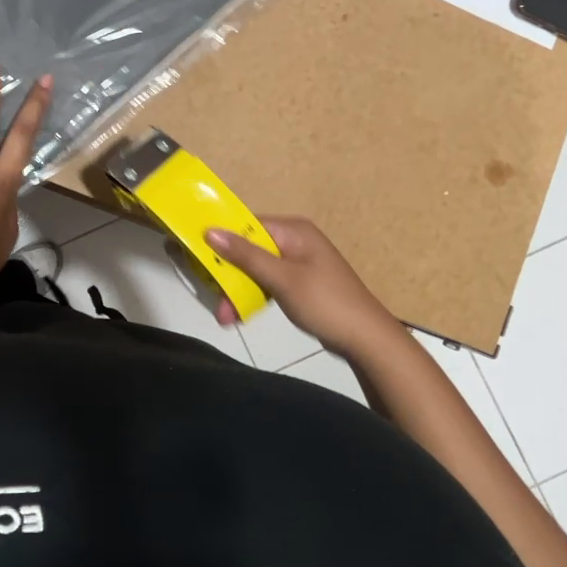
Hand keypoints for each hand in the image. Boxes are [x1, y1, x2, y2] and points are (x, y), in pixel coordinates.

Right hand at [205, 217, 399, 356]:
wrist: (368, 340)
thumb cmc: (326, 303)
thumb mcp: (282, 279)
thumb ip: (245, 255)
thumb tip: (210, 230)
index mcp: (293, 231)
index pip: (246, 225)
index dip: (221, 240)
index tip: (198, 259)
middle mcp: (294, 240)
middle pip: (248, 249)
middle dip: (228, 275)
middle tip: (215, 303)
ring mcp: (298, 262)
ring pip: (255, 269)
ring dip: (238, 291)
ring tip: (225, 317)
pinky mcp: (300, 282)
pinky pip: (267, 282)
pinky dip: (253, 296)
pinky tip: (240, 315)